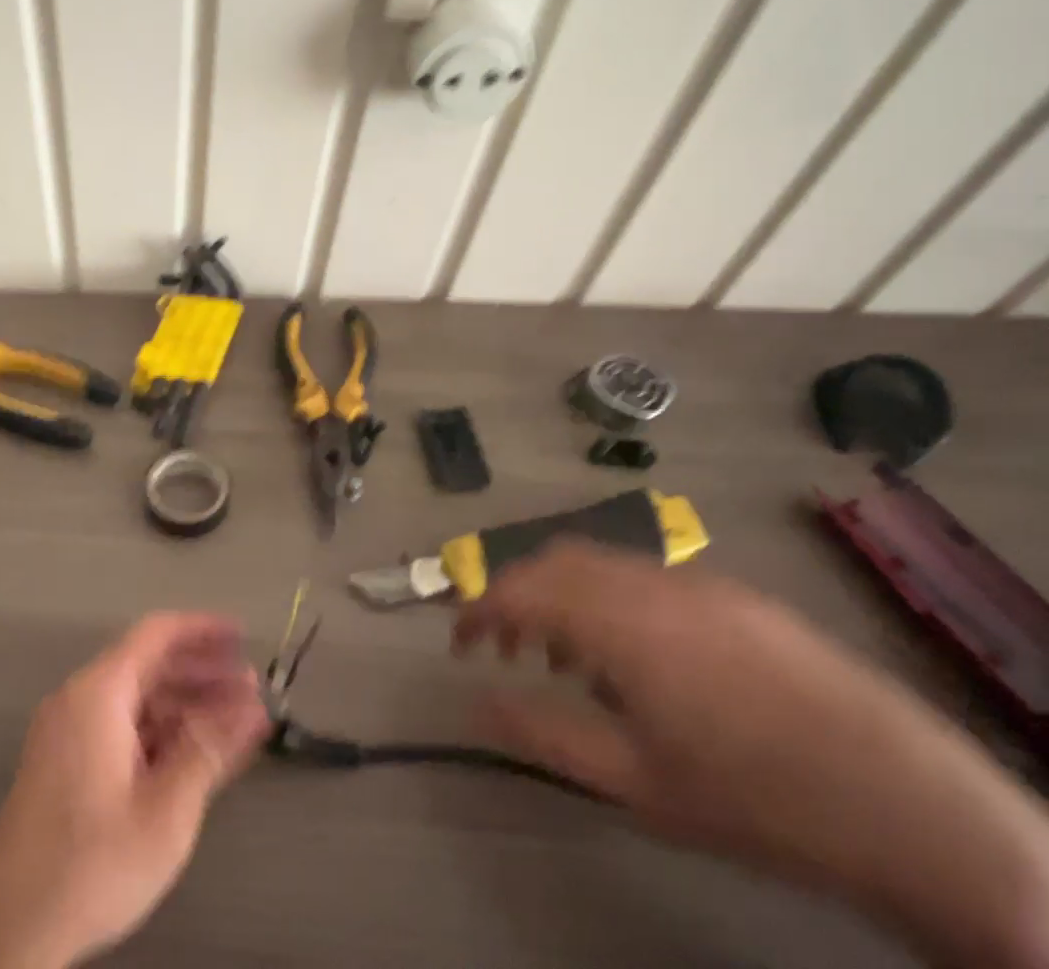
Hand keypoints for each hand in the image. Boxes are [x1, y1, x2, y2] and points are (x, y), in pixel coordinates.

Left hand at [0, 614, 268, 968]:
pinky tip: (195, 753)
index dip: (202, 630)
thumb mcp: (166, 808)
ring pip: (134, 701)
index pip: (154, 635)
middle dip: (200, 672)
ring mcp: (66, 734)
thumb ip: (210, 748)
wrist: (14, 924)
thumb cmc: (94, 862)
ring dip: (184, 705)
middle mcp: (76, 702)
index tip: (244, 635)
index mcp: (96, 696)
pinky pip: (119, 728)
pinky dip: (159, 732)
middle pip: (145, 666)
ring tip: (236, 722)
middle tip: (252, 687)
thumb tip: (252, 706)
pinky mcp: (65, 764)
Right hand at [455, 542, 1048, 968]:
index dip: (476, 610)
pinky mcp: (749, 603)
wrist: (915, 811)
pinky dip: (615, 602)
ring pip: (608, 566)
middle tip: (503, 648)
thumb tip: (475, 701)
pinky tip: (638, 663)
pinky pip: (654, 581)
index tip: (458, 645)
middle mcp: (662, 586)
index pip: (521, 588)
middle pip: (559, 561)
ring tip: (567, 661)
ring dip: (567, 597)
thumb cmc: (751, 799)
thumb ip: (541, 731)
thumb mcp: (630, 780)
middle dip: (516, 595)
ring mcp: (712, 588)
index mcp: (625, 624)